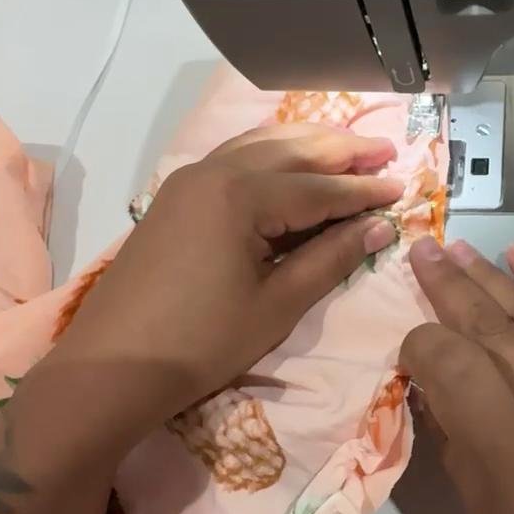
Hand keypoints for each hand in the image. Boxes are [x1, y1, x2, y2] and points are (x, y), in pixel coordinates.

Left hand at [58, 125, 403, 426]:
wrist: (109, 370)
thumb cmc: (201, 343)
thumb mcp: (278, 304)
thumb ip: (333, 257)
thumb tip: (381, 226)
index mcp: (241, 196)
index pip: (320, 187)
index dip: (365, 190)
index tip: (404, 187)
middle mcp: (215, 171)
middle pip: (292, 150)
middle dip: (342, 150)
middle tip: (386, 150)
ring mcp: (190, 178)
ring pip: (261, 145)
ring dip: (308, 144)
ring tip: (348, 146)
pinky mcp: (177, 194)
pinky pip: (235, 157)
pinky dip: (272, 153)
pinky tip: (291, 159)